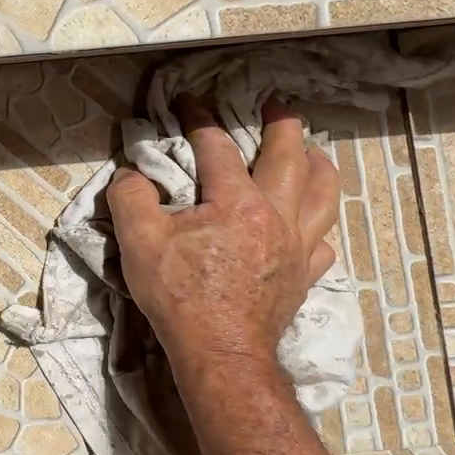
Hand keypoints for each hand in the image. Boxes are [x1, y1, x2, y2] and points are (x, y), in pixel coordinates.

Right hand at [106, 96, 340, 375]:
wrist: (220, 353)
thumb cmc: (178, 295)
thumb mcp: (137, 239)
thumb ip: (131, 195)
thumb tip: (134, 175)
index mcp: (237, 204)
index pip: (218, 148)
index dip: (199, 119)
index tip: (186, 101)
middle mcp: (277, 217)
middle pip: (290, 159)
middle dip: (283, 126)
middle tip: (278, 104)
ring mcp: (298, 247)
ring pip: (324, 194)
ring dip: (317, 165)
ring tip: (310, 150)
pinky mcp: (303, 274)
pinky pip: (323, 238)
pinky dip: (318, 219)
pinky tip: (307, 218)